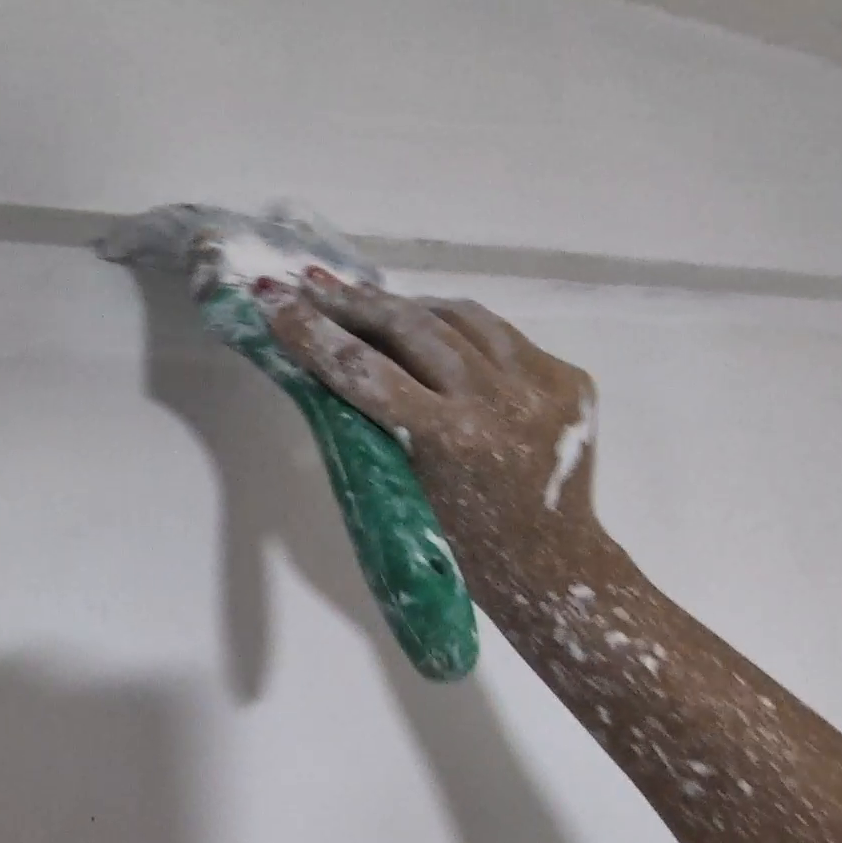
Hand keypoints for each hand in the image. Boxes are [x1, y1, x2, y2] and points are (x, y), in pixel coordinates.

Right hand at [261, 271, 599, 604]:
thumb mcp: (397, 483)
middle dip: (352, 302)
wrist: (548, 558)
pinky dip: (453, 328)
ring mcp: (543, 382)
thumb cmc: (451, 542)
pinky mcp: (566, 376)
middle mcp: (502, 398)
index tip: (275, 303)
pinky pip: (497, 334)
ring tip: (361, 301)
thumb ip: (370, 424)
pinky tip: (426, 333)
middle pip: (412, 327)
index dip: (314, 335)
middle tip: (309, 284)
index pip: (366, 370)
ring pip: (458, 316)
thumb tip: (333, 366)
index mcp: (452, 437)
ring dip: (401, 307)